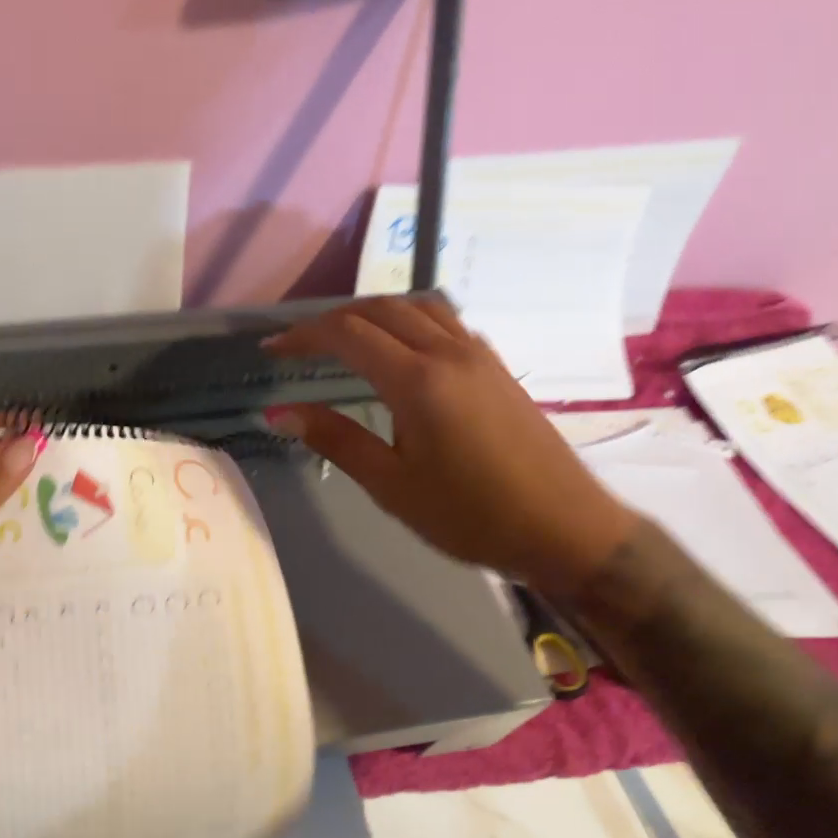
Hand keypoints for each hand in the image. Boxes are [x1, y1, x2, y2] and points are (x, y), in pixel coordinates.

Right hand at [262, 297, 635, 593]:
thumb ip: (334, 439)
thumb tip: (277, 411)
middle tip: (299, 344)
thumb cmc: (470, 516)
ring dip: (372, 313)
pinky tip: (399, 348)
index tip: (272, 350)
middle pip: (379, 309)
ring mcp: (478, 354)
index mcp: (417, 381)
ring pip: (415, 307)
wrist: (565, 529)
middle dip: (332, 319)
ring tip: (343, 338)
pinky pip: (444, 320)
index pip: (347, 334)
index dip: (303, 336)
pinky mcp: (496, 365)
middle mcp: (448, 352)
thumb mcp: (391, 485)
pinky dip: (408, 320)